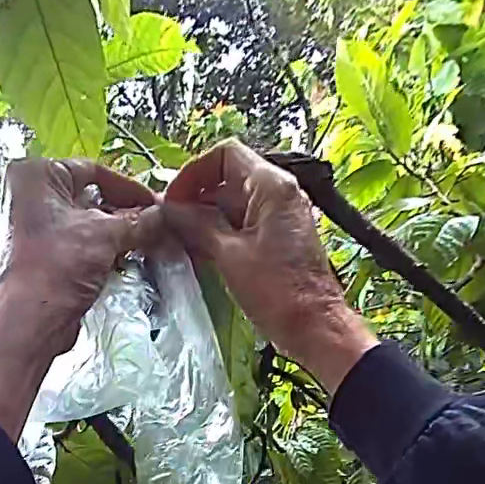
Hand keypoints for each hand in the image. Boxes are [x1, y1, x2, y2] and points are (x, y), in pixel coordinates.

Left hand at [0, 158, 160, 433]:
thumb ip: (139, 221)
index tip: (157, 204)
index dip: (129, 188)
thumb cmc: (56, 266)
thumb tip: (165, 216)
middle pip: (94, 198)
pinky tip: (131, 260)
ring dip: (122, 235)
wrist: (34, 319)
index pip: (94, 170)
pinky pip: (88, 247)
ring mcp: (43, 230)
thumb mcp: (105, 235)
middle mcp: (35, 198)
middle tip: (160, 226)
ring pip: (93, 225)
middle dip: (128, 214)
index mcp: (38, 176)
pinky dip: (110, 252)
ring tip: (151, 244)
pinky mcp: (52, 258)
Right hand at [162, 140, 377, 392]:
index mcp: (272, 187)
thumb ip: (198, 225)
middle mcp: (280, 195)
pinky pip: (246, 228)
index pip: (225, 155)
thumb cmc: (279, 293)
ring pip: (235, 207)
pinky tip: (201, 254)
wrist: (314, 328)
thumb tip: (172, 209)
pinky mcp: (280, 242)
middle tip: (170, 223)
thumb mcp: (230, 255)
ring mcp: (281, 219)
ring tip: (180, 241)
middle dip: (197, 199)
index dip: (193, 173)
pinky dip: (223, 236)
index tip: (173, 198)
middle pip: (229, 181)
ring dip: (207, 221)